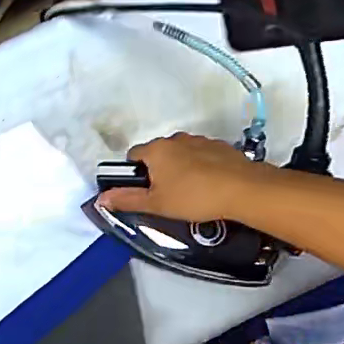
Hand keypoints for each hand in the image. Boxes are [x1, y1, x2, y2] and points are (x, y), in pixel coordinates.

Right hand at [97, 132, 270, 221]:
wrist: (243, 190)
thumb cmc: (193, 197)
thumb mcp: (157, 204)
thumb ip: (127, 200)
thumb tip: (100, 198)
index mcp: (155, 150)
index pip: (133, 155)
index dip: (134, 173)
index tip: (144, 190)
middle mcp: (175, 139)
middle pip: (157, 153)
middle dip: (158, 170)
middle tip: (167, 195)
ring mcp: (199, 140)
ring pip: (181, 153)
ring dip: (181, 167)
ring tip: (191, 192)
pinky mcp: (220, 146)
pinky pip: (202, 155)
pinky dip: (201, 166)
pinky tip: (210, 185)